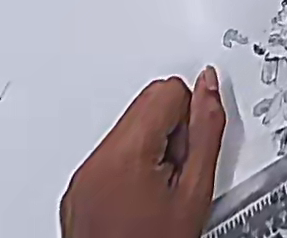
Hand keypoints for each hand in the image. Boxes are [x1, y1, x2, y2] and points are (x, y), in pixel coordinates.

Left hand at [61, 68, 225, 237]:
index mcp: (124, 154)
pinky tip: (142, 202)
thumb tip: (209, 83)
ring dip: (154, 148)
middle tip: (176, 176)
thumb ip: (207, 129)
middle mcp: (96, 161)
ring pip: (132, 126)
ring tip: (159, 194)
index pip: (169, 90)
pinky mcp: (77, 192)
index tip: (188, 154)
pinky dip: (134, 166)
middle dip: (172, 129)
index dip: (190, 119)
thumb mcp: (195, 193)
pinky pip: (113, 153)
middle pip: (148, 103)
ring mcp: (83, 178)